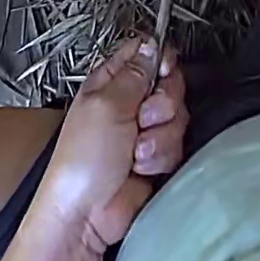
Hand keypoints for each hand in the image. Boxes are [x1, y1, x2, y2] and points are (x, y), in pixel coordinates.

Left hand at [34, 38, 186, 255]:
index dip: (159, 57)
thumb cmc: (83, 160)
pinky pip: (176, 143)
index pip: (144, 51)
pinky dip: (160, 156)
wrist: (86, 216)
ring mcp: (143, 129)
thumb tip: (152, 44)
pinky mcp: (156, 155)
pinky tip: (140, 167)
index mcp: (110, 81)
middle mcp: (128, 101)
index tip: (163, 70)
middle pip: (168, 82)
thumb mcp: (107, 105)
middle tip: (143, 118)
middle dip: (162, 103)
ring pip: (176, 115)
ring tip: (135, 151)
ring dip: (159, 136)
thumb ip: (135, 73)